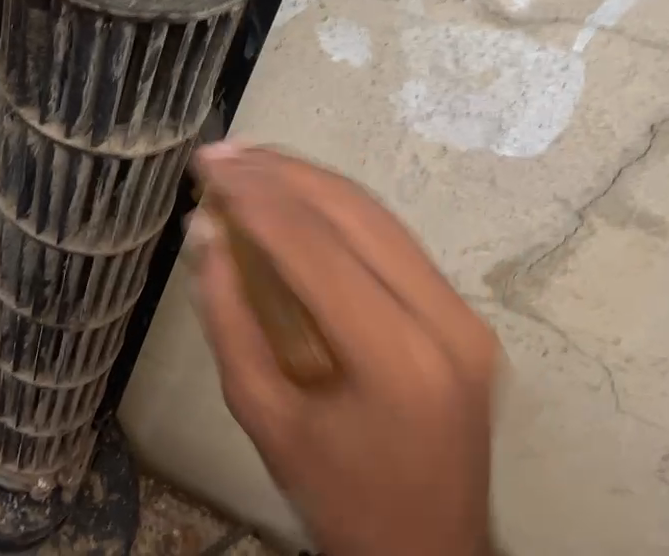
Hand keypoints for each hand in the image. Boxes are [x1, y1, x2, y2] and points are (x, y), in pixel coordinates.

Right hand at [190, 144, 500, 555]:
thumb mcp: (260, 412)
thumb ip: (229, 316)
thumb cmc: (333, 492)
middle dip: (279, 173)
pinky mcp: (462, 314)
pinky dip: (336, 206)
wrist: (427, 552)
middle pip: (354, 213)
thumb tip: (204, 231)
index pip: (314, 246)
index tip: (206, 166)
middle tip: (219, 152)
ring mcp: (463, 315)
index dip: (254, 196)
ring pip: (377, 214)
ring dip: (308, 179)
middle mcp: (444, 321)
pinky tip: (294, 190)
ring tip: (249, 157)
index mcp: (395, 357)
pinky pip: (392, 238)